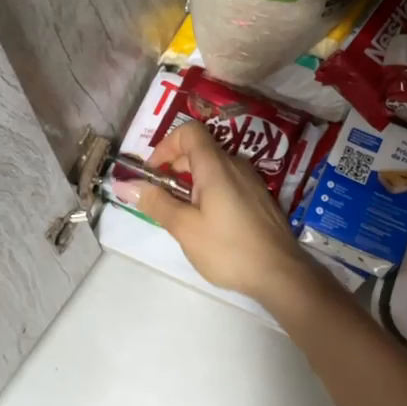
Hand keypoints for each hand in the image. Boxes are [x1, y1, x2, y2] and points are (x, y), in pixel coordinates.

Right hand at [119, 121, 322, 307]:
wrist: (281, 273)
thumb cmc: (229, 249)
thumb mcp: (185, 228)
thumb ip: (156, 203)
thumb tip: (125, 184)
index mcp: (216, 166)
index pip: (189, 131)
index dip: (166, 145)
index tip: (154, 172)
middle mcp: (236, 166)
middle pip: (201, 151)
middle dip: (175, 168)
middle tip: (162, 199)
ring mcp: (252, 182)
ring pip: (215, 169)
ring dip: (193, 184)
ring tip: (183, 216)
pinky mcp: (260, 199)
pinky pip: (229, 184)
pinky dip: (211, 193)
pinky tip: (209, 225)